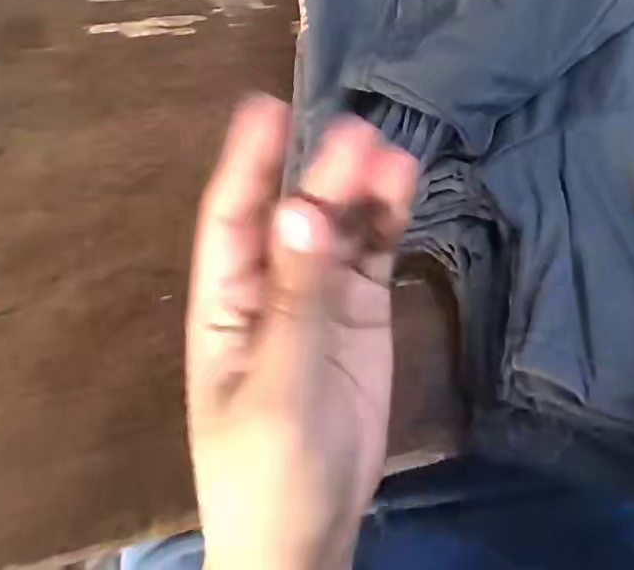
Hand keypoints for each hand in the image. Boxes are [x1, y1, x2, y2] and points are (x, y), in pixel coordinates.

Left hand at [186, 96, 418, 569]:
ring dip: (363, 186)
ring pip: (342, 222)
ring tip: (391, 153)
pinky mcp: (363, 302)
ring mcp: (322, 288)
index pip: (232, 215)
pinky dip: (389, 215)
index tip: (267, 106)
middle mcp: (272, 279)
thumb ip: (296, 297)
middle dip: (323, 170)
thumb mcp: (279, 385)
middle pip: (298, 210)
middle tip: (358, 130)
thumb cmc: (267, 466)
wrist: (312, 528)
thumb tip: (303, 209)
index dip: (248, 160)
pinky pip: (376, 247)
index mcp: (228, 298)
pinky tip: (406, 182)